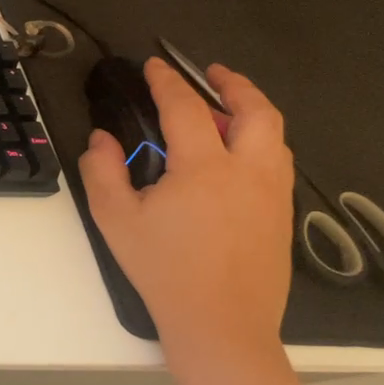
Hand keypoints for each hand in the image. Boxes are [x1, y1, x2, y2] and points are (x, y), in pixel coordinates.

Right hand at [78, 59, 294, 368]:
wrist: (220, 320)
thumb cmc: (162, 266)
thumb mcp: (114, 216)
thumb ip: (102, 169)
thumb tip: (103, 138)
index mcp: (205, 169)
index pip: (188, 110)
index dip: (169, 82)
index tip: (154, 65)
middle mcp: (249, 173)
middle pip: (258, 113)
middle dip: (236, 85)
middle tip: (212, 72)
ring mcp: (272, 194)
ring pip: (275, 137)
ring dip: (251, 112)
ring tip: (223, 108)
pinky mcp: (281, 214)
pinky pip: (276, 162)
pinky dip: (258, 140)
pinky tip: (232, 152)